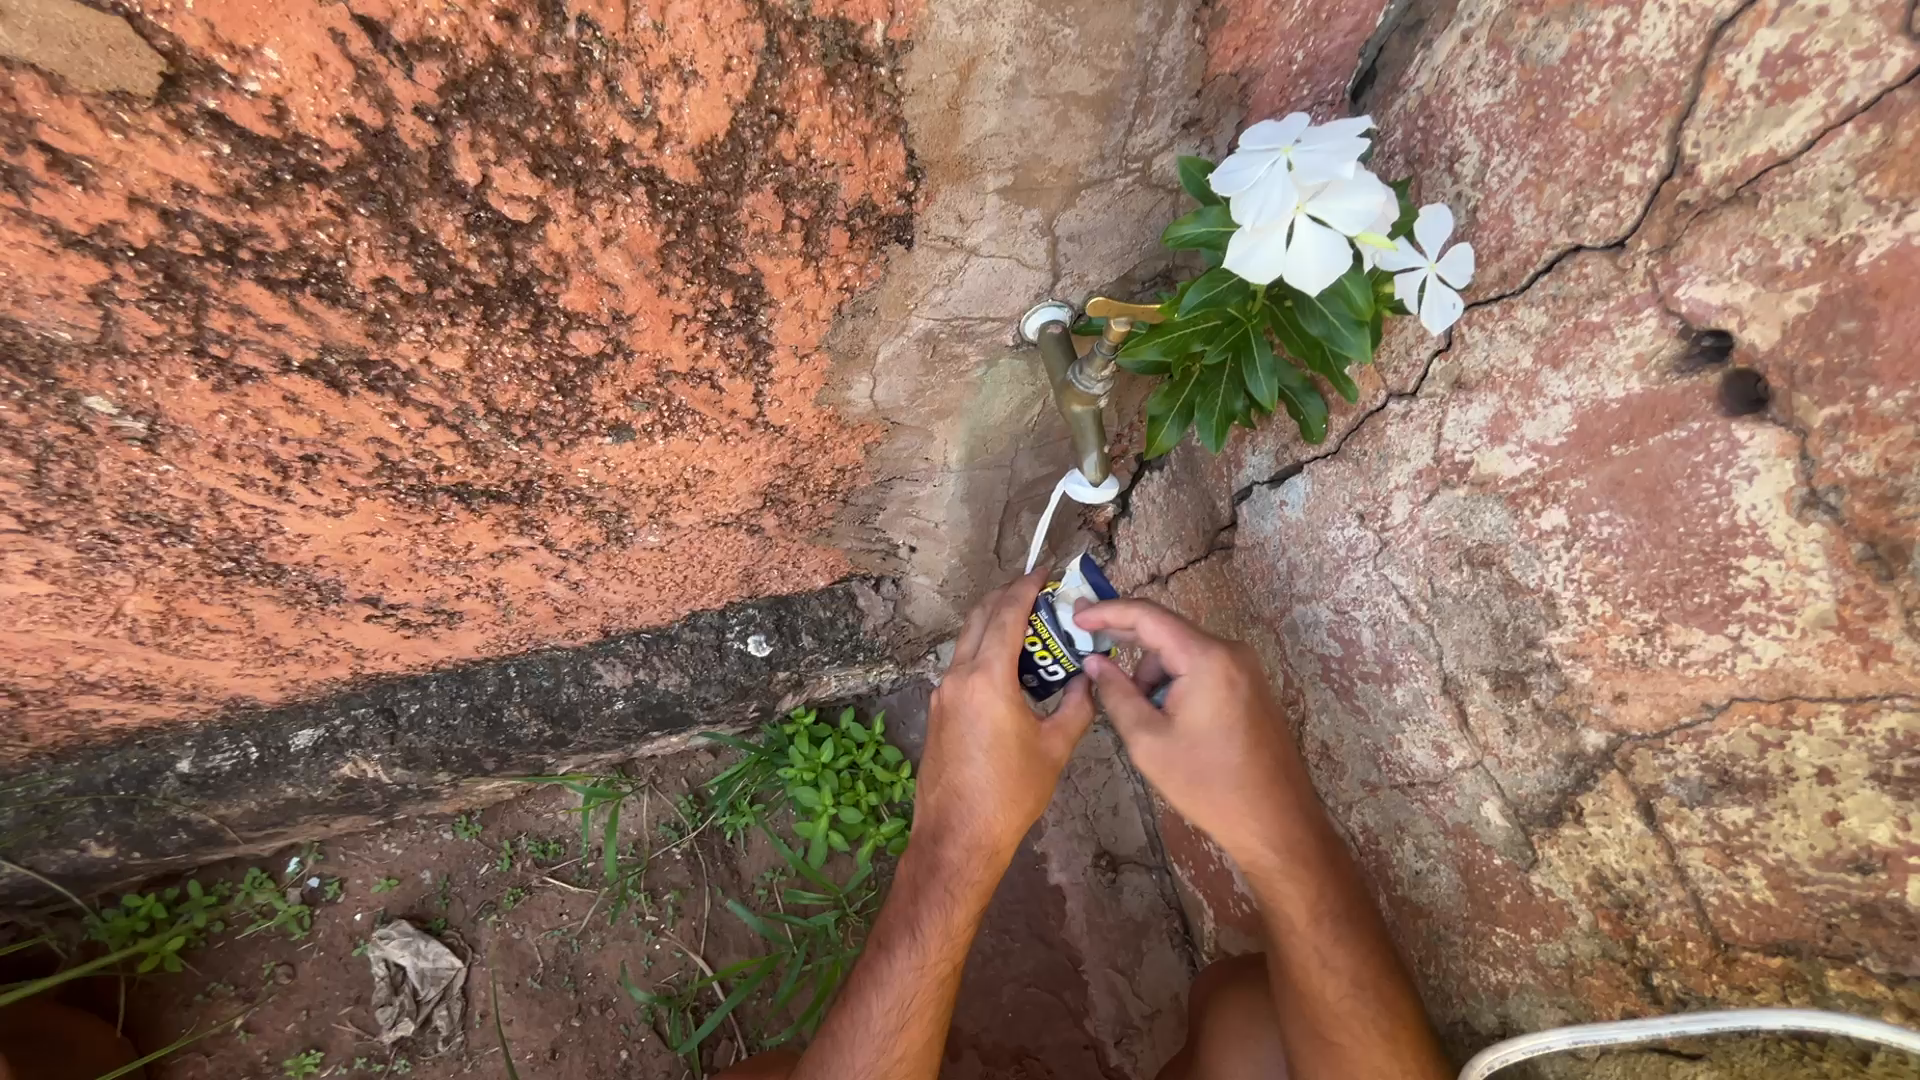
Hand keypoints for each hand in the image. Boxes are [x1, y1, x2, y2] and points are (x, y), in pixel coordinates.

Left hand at [916, 570, 1096, 864]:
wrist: (958, 835)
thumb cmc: (1011, 793)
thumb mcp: (1056, 747)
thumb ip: (1077, 705)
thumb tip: (1089, 679)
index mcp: (987, 678)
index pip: (1006, 614)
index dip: (1026, 586)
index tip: (1043, 570)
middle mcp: (958, 676)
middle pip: (979, 617)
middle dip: (1007, 596)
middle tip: (1037, 591)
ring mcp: (942, 693)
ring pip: (967, 640)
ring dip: (993, 623)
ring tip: (1027, 626)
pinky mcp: (937, 710)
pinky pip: (961, 664)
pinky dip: (983, 650)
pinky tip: (1008, 667)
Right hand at [1074, 599, 1318, 865]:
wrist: (1277, 824)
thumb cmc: (1209, 784)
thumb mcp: (1148, 741)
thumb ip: (1116, 693)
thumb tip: (1094, 662)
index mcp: (1206, 657)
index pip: (1147, 616)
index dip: (1107, 612)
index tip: (1076, 618)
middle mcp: (1229, 652)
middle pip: (1165, 633)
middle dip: (1126, 646)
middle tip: (1088, 651)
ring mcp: (1244, 668)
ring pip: (1180, 654)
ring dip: (1152, 676)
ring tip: (1144, 721)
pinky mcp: (1248, 686)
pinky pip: (1199, 669)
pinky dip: (1174, 684)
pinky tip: (1166, 720)